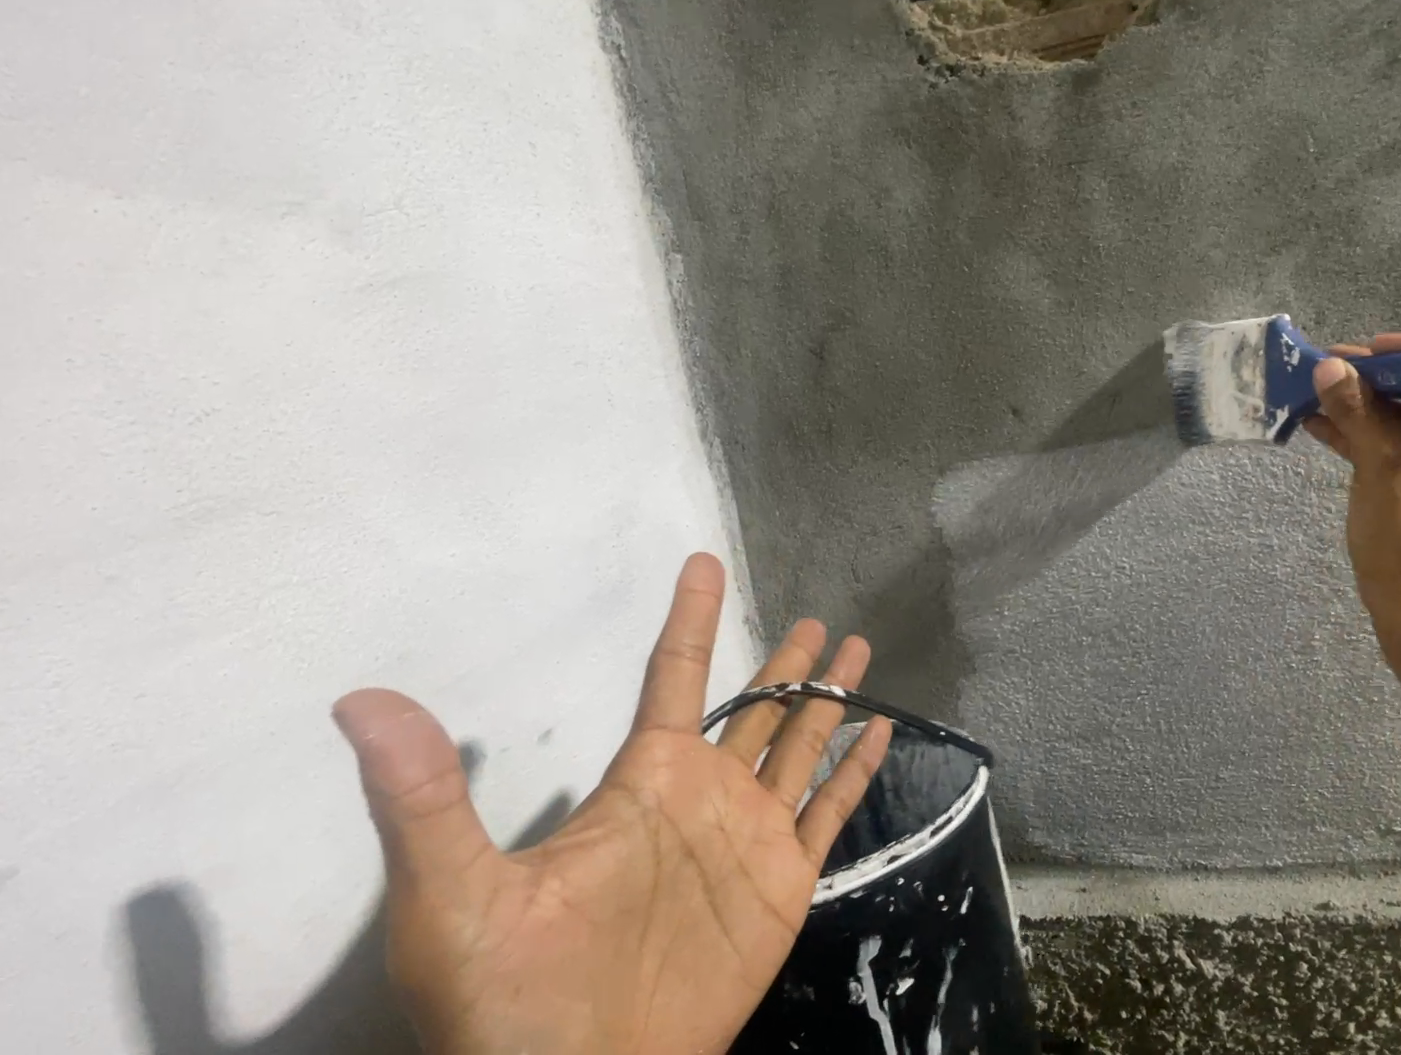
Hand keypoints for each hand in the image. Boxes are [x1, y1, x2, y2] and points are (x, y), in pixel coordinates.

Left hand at [331, 553, 892, 1054]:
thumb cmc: (510, 998)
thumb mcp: (451, 895)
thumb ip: (420, 797)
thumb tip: (358, 700)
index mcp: (645, 778)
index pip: (675, 675)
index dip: (691, 618)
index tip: (702, 563)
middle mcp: (706, 793)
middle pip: (756, 705)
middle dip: (783, 659)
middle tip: (814, 620)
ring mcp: (751, 836)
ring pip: (802, 744)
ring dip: (828, 697)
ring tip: (854, 650)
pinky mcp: (785, 882)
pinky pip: (832, 810)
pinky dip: (858, 770)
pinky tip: (880, 732)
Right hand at [1301, 334, 1400, 642]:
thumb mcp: (1383, 469)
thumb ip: (1359, 413)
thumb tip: (1329, 368)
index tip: (1365, 349)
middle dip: (1377, 378)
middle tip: (1329, 367)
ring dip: (1362, 405)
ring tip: (1315, 390)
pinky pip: (1395, 446)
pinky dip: (1361, 434)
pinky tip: (1318, 423)